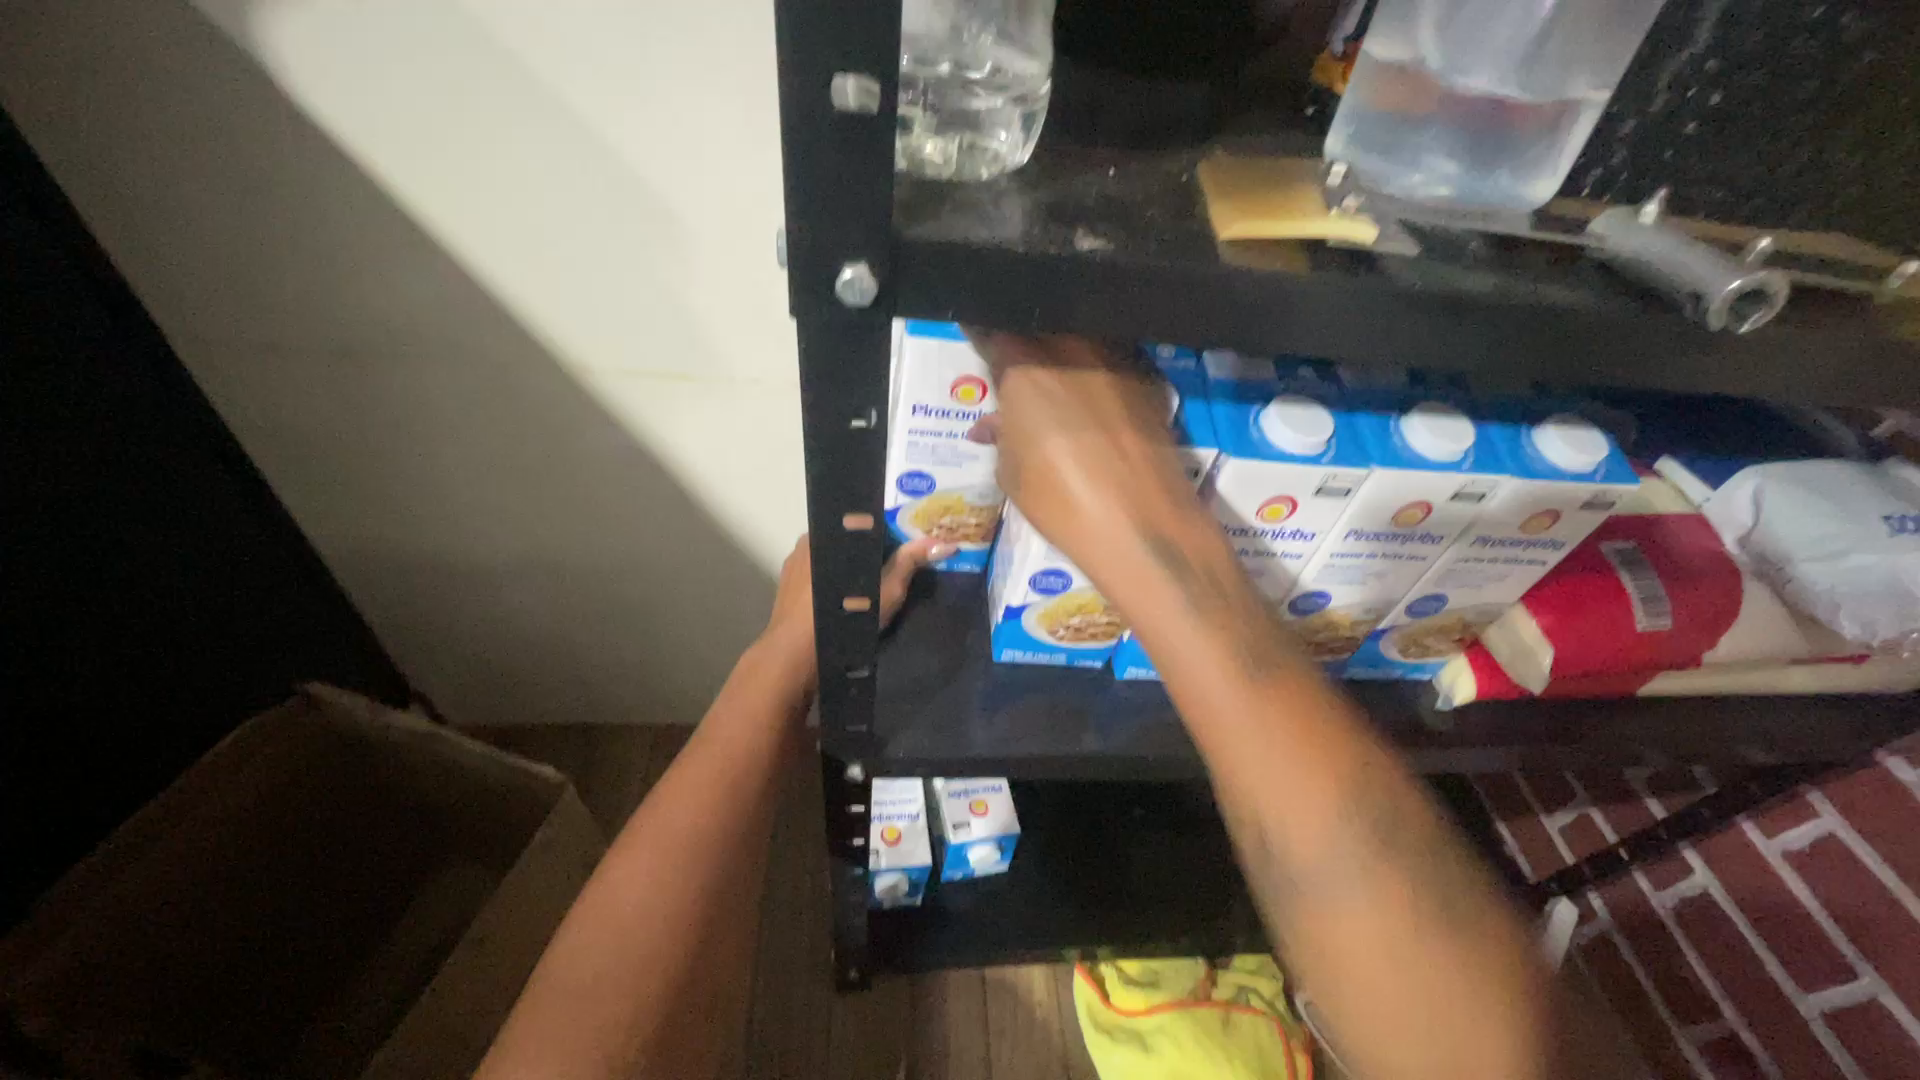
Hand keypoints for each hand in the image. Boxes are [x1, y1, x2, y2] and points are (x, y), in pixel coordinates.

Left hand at [758, 534, 947, 678]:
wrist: (797, 654)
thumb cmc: (847, 616)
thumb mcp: (887, 589)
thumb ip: (911, 562)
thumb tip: (943, 543)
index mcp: (836, 532)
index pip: (871, 524)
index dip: (893, 536)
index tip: (909, 552)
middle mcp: (812, 537)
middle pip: (851, 540)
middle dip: (872, 554)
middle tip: (893, 574)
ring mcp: (795, 559)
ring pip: (832, 557)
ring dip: (850, 569)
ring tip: (869, 591)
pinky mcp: (787, 581)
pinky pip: (816, 573)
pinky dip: (832, 581)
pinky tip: (843, 601)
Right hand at [963, 330, 1201, 578]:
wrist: (1140, 524)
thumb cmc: (1060, 502)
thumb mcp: (1012, 475)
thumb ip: (1001, 437)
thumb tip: (994, 425)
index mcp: (1023, 367)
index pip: (991, 334)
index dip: (982, 340)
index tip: (979, 347)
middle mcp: (1069, 349)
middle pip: (1039, 332)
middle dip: (1024, 346)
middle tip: (1017, 373)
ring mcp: (1115, 359)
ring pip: (1080, 343)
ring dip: (1064, 359)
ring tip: (1059, 389)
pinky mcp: (1149, 380)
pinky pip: (1113, 365)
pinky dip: (1099, 378)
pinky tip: (1097, 408)